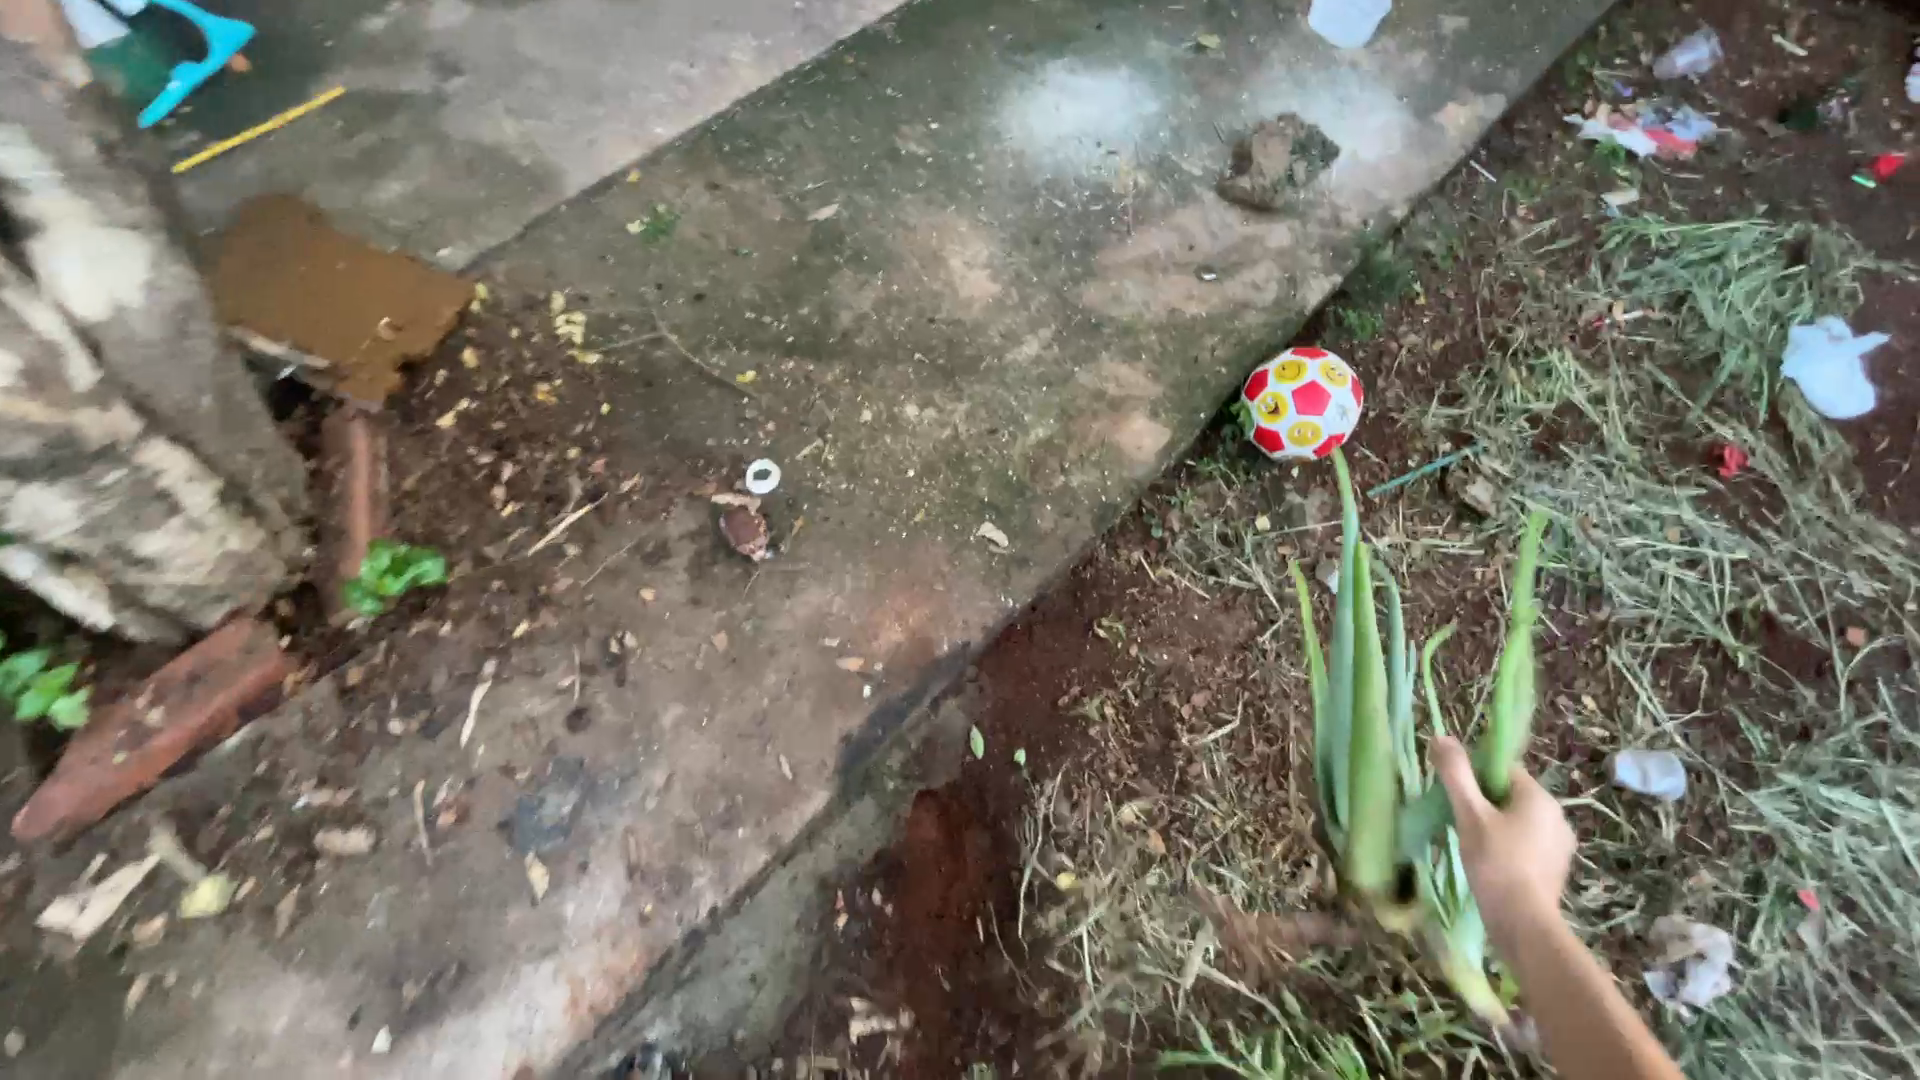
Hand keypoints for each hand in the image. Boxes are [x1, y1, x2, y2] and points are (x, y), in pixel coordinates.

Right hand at [1431, 735, 1574, 954]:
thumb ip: (1456, 773)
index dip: (1474, 776)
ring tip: (1471, 841)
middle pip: (1508, 792)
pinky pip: (1525, 839)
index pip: (1502, 769)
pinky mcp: (1555, 865)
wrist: (1523, 921)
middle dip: (1481, 800)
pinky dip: (1506, 842)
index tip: (1456, 795)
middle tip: (1458, 819)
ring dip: (1492, 822)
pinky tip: (1489, 860)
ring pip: (1516, 817)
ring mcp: (1559, 843)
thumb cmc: (1495, 861)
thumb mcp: (1469, 813)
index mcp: (1539, 798)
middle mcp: (1557, 815)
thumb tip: (1440, 736)